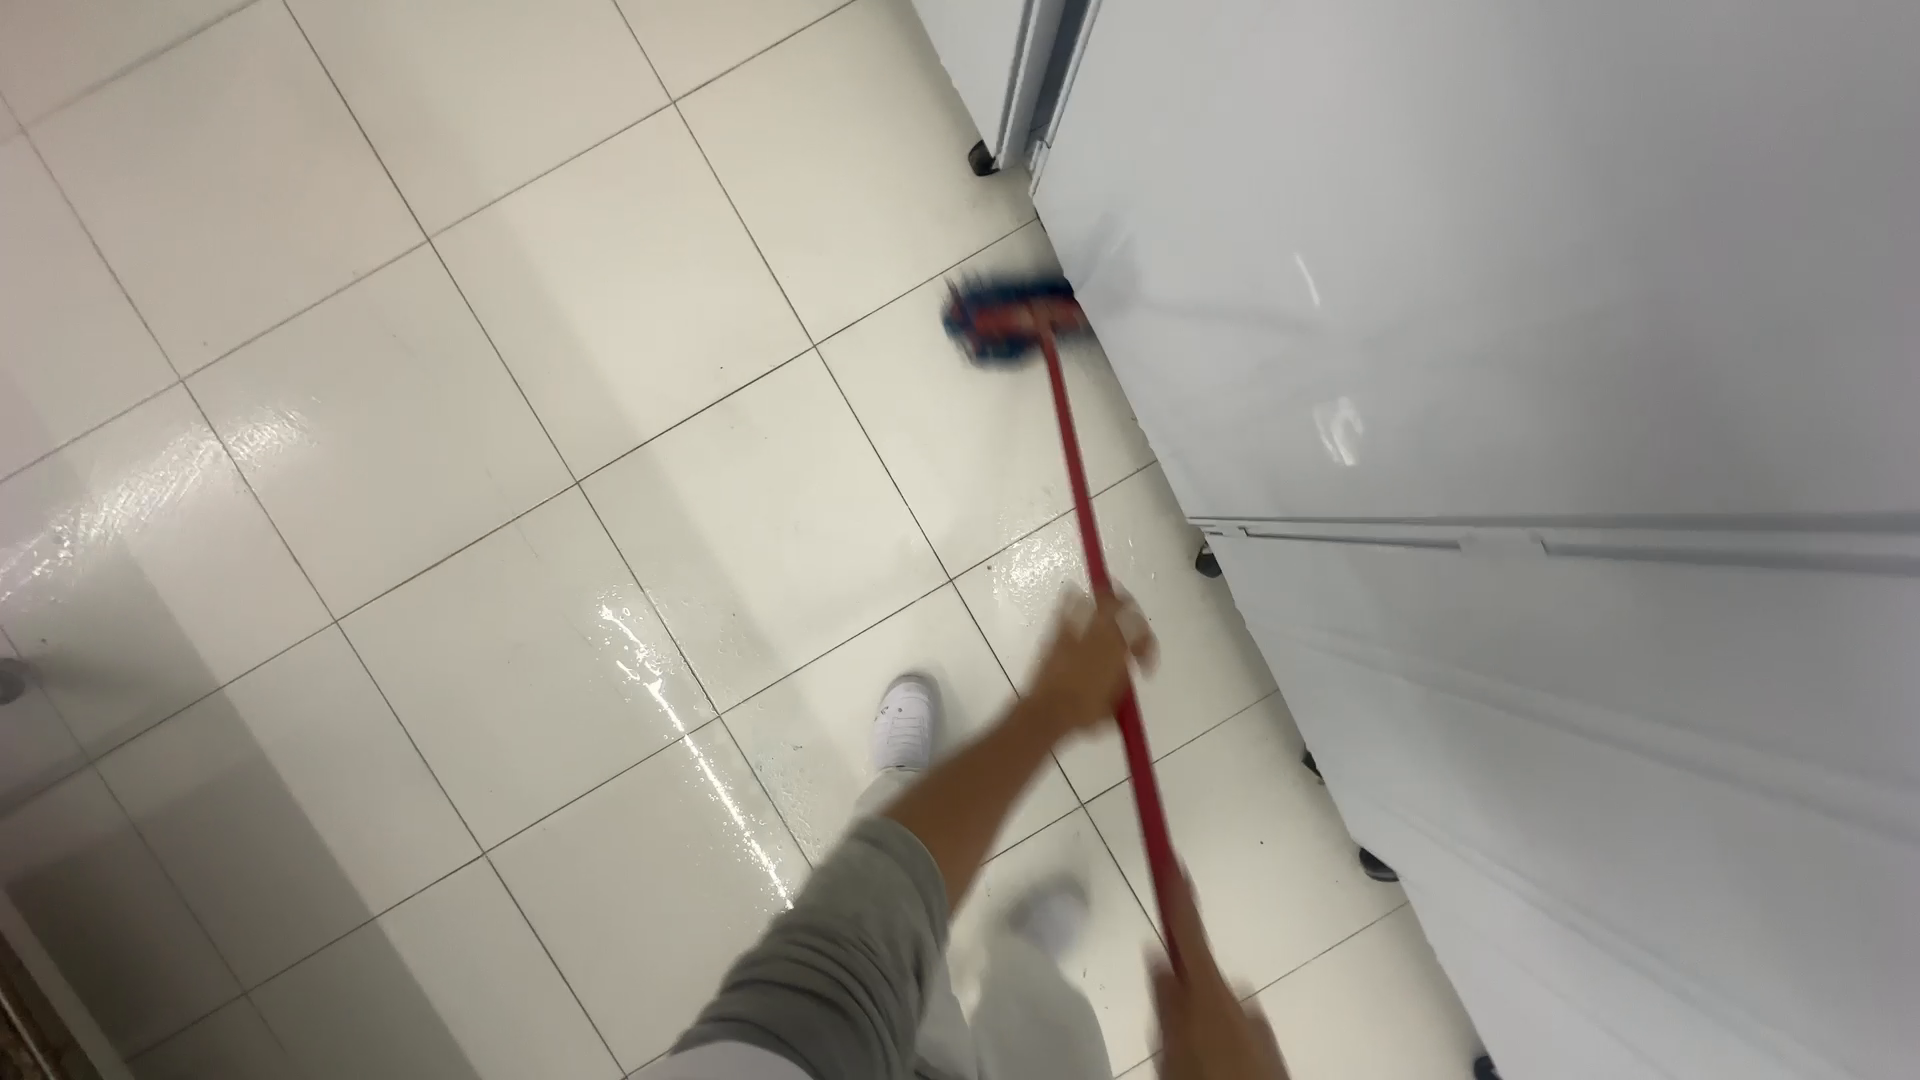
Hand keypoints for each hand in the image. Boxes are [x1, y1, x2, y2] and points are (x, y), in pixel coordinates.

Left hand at [1026, 588, 1156, 736]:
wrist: (1048, 711)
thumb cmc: (1084, 713)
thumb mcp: (1116, 702)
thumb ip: (1123, 681)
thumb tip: (1123, 673)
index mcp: (1119, 653)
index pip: (1142, 634)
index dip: (1148, 643)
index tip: (1143, 659)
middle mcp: (1101, 637)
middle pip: (1121, 606)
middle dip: (1129, 606)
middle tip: (1130, 611)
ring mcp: (1078, 632)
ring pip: (1095, 601)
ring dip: (1103, 598)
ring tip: (1106, 597)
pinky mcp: (1057, 633)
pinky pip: (1065, 607)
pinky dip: (1071, 597)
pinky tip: (1071, 592)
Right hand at [1152, 871, 1288, 1079]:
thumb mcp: (1167, 1049)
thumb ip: (1163, 1000)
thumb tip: (1159, 957)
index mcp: (1209, 993)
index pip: (1187, 927)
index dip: (1177, 891)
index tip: (1172, 855)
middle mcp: (1241, 1002)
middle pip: (1200, 979)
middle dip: (1181, 996)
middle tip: (1164, 1038)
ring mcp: (1261, 1031)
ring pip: (1218, 1014)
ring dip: (1201, 1030)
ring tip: (1187, 1070)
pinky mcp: (1274, 1058)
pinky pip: (1238, 1039)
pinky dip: (1223, 1051)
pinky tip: (1212, 1077)